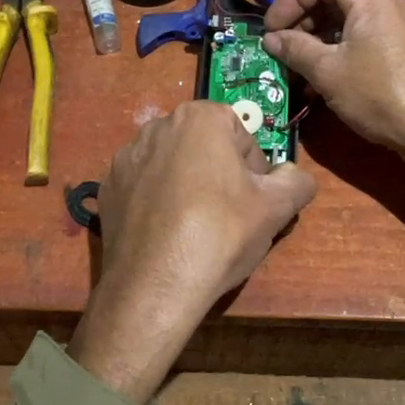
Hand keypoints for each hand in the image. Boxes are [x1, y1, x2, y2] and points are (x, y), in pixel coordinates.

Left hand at [69, 102, 315, 401]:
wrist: (154, 286)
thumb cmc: (221, 234)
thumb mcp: (276, 208)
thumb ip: (296, 181)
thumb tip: (295, 176)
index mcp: (199, 118)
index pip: (240, 132)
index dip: (253, 167)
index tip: (252, 199)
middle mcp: (158, 126)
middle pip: (204, 145)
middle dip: (219, 172)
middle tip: (229, 214)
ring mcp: (126, 156)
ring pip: (172, 164)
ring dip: (187, 184)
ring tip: (196, 226)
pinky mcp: (108, 187)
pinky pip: (143, 185)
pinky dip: (156, 201)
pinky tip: (166, 233)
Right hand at [263, 0, 404, 156]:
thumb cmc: (379, 94)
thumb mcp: (328, 71)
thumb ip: (294, 48)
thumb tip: (270, 39)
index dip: (288, 0)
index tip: (270, 30)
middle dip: (300, 22)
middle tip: (279, 50)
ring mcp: (394, 22)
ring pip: (343, 19)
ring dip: (314, 41)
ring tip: (294, 71)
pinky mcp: (398, 45)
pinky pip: (358, 36)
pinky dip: (335, 51)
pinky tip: (318, 82)